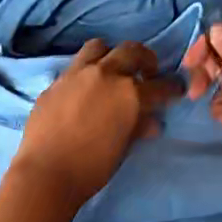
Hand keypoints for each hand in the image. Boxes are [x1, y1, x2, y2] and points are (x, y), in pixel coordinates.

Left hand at [11, 39, 178, 207]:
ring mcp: (76, 75)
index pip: (160, 86)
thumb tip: (151, 122)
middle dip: (145, 60)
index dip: (172, 88)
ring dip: (110, 55)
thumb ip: (137, 129)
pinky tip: (83, 91)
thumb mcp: (122, 150)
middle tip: (146, 74)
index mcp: (129, 94)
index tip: (175, 90)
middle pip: (132, 52)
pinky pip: (74, 67)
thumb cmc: (91, 169)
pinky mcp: (54, 83)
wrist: (46, 173)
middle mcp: (105, 75)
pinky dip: (85, 73)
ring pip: (99, 48)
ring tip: (110, 72)